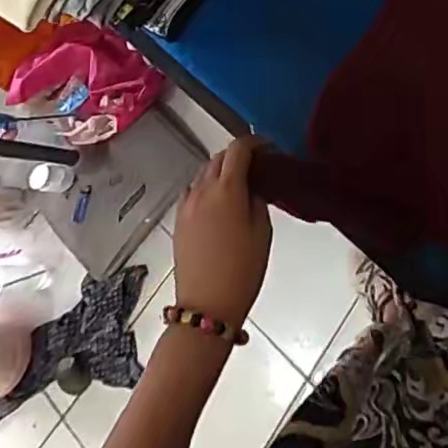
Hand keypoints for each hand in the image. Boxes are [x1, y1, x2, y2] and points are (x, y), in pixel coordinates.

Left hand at [173, 135, 271, 327]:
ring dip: (221, 169)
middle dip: (238, 155)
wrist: (207, 305)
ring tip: (239, 182)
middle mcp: (202, 190)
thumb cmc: (243, 268)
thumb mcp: (262, 230)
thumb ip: (258, 199)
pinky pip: (193, 190)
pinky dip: (207, 186)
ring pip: (204, 172)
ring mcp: (187, 204)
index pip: (238, 149)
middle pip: (219, 157)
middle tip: (258, 165)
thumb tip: (253, 186)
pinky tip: (219, 201)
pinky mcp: (178, 219)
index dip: (255, 142)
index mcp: (227, 189)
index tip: (268, 148)